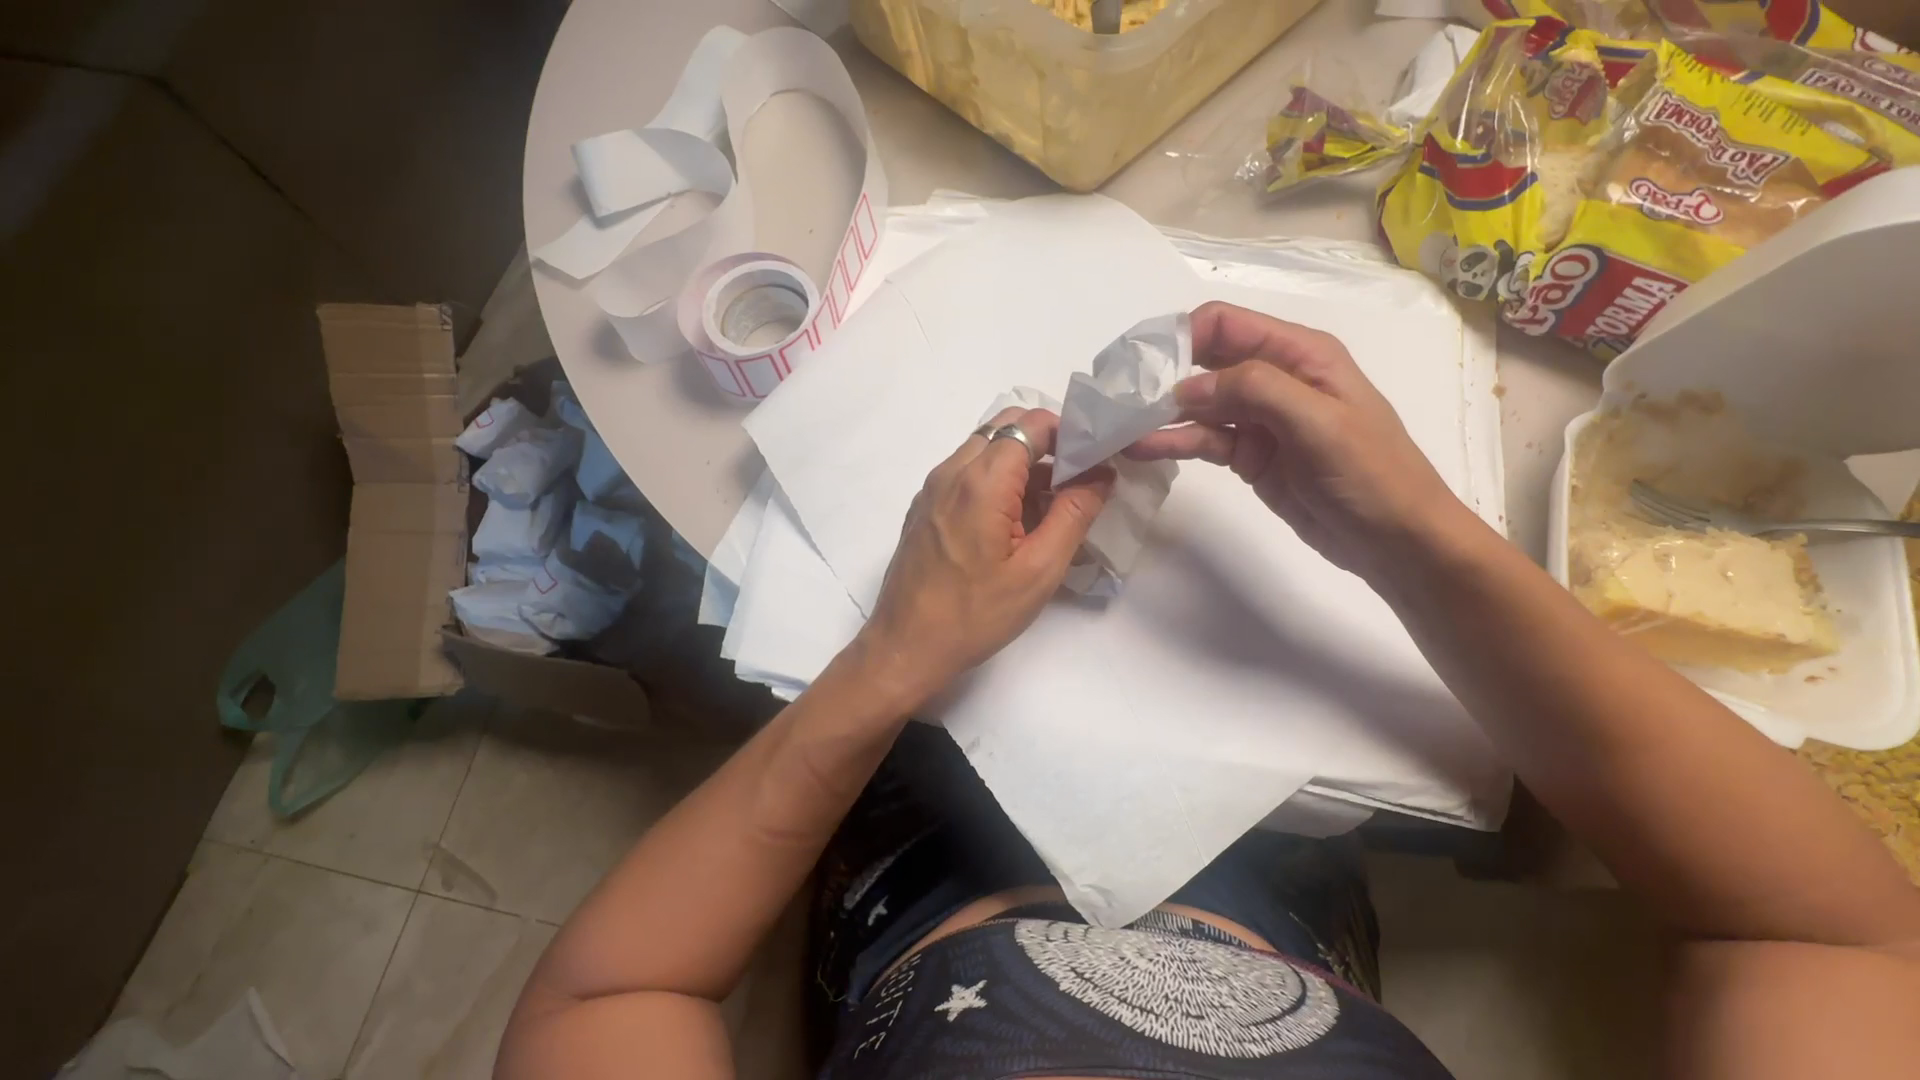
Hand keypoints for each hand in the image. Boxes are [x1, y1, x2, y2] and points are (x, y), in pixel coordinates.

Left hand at [851, 407, 1114, 708]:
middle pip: (1005, 429)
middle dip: (1046, 446)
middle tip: (1075, 484)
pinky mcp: (924, 508)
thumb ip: (1074, 514)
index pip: (1030, 424)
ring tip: (1049, 511)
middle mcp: (950, 472)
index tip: (1094, 459)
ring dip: (1021, 466)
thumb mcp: (1039, 570)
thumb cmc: (976, 615)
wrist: (906, 648)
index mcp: (981, 482)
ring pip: (984, 450)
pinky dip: (995, 482)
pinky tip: (1013, 526)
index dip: (1068, 432)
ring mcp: (932, 489)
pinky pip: (966, 475)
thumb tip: (1101, 473)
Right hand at [1128, 301, 1471, 580]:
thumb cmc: (1370, 474)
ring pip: (1197, 405)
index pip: (1224, 325)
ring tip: (1116, 429)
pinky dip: (1173, 442)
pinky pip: (1203, 440)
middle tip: (1115, 397)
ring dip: (1159, 413)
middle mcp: (1275, 377)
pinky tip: (1141, 449)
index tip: (1140, 366)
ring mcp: (1260, 419)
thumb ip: (1254, 390)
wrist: (1397, 541)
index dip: (1180, 337)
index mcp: (1299, 354)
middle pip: (1203, 362)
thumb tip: (1183, 388)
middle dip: (1160, 374)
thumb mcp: (1319, 423)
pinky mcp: (1250, 455)